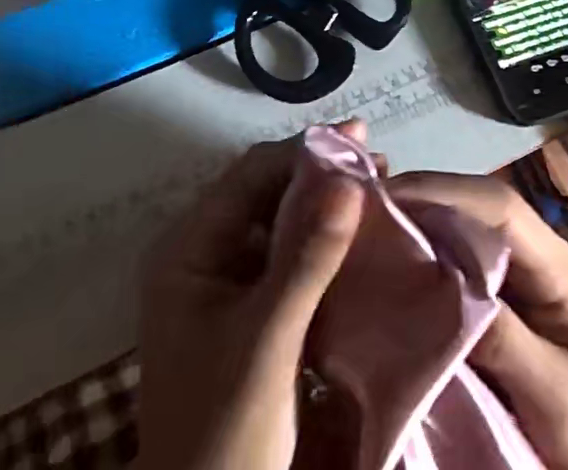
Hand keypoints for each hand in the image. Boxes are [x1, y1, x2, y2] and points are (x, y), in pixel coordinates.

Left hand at [137, 123, 366, 469]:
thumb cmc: (223, 428)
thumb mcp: (268, 339)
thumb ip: (306, 259)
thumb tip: (348, 180)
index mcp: (188, 250)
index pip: (249, 176)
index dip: (305, 152)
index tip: (361, 139)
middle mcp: (204, 254)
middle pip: (266, 192)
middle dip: (320, 174)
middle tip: (378, 163)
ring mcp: (228, 280)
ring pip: (282, 220)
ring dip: (327, 204)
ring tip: (379, 188)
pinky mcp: (253, 306)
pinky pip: (292, 255)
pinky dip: (326, 240)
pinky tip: (362, 235)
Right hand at [388, 173, 567, 469]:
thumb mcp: (560, 395)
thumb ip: (506, 341)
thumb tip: (438, 289)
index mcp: (553, 263)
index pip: (494, 205)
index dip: (437, 192)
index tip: (379, 200)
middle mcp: (531, 255)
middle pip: (469, 205)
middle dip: (415, 201)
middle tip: (354, 216)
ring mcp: (515, 277)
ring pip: (458, 229)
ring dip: (413, 226)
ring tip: (360, 237)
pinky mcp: (499, 303)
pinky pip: (454, 265)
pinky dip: (420, 260)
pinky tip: (389, 275)